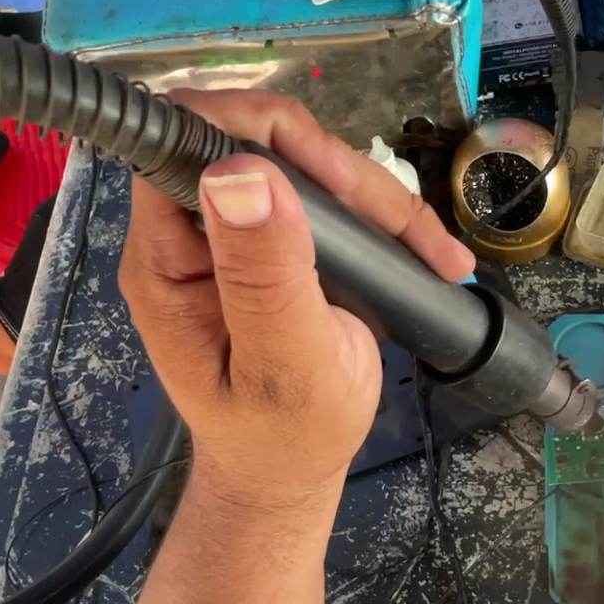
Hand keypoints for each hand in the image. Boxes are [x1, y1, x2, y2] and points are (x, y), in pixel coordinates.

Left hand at [121, 90, 474, 508]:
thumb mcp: (283, 366)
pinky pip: (327, 205)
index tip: (332, 180)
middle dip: (343, 175)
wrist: (289, 470)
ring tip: (434, 250)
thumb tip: (240, 172)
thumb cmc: (284, 437)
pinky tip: (425, 250)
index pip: (189, 138)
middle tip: (402, 229)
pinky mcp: (276, 251)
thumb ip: (263, 278)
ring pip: (307, 169)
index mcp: (169, 257)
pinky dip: (381, 221)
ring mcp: (237, 239)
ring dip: (375, 200)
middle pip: (262, 143)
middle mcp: (193, 233)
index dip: (261, 133)